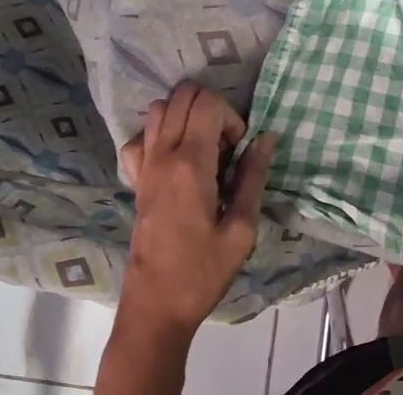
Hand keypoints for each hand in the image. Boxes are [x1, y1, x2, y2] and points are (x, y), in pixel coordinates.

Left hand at [118, 81, 275, 335]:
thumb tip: (266, 138)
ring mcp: (144, 165)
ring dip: (186, 116)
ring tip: (204, 148)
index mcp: (190, 164)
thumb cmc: (203, 272)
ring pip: (160, 108)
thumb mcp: (241, 230)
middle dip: (211, 108)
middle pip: (182, 95)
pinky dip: (160, 134)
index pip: (207, 103)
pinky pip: (142, 137)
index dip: (231, 116)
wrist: (156, 307)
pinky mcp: (135, 179)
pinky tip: (176, 159)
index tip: (240, 150)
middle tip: (226, 146)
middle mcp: (162, 155)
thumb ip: (253, 177)